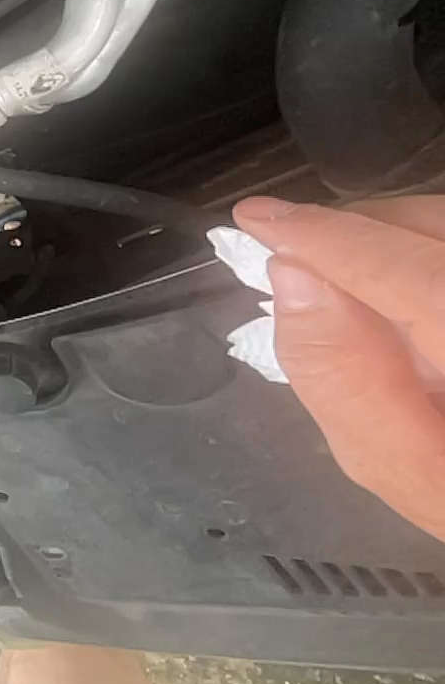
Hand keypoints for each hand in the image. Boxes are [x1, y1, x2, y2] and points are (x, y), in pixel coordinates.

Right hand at [234, 195, 444, 539]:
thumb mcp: (400, 466)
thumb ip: (336, 374)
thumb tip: (289, 277)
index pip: (419, 277)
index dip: (329, 238)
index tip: (256, 218)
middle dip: (361, 229)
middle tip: (299, 253)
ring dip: (400, 235)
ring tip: (354, 272)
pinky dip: (431, 249)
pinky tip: (409, 282)